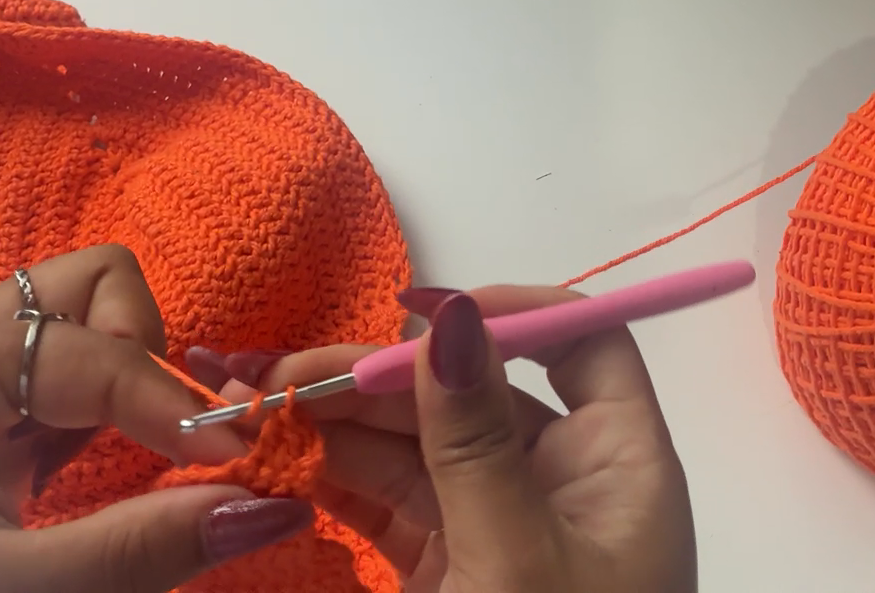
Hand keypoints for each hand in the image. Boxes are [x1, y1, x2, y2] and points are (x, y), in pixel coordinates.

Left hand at [0, 245, 315, 592]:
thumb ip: (147, 550)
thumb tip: (280, 510)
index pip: (109, 353)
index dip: (179, 407)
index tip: (239, 462)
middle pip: (95, 283)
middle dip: (145, 347)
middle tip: (149, 428)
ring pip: (82, 316)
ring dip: (121, 374)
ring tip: (102, 453)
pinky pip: (58, 367)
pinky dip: (90, 404)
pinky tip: (64, 467)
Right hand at [192, 285, 696, 591]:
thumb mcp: (515, 564)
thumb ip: (477, 438)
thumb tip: (453, 313)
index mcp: (618, 464)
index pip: (584, 342)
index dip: (512, 310)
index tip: (421, 310)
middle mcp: (563, 479)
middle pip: (478, 388)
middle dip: (384, 377)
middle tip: (289, 375)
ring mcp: (502, 519)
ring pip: (423, 441)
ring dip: (344, 421)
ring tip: (255, 407)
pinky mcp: (452, 562)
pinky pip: (395, 497)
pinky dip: (339, 475)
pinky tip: (281, 453)